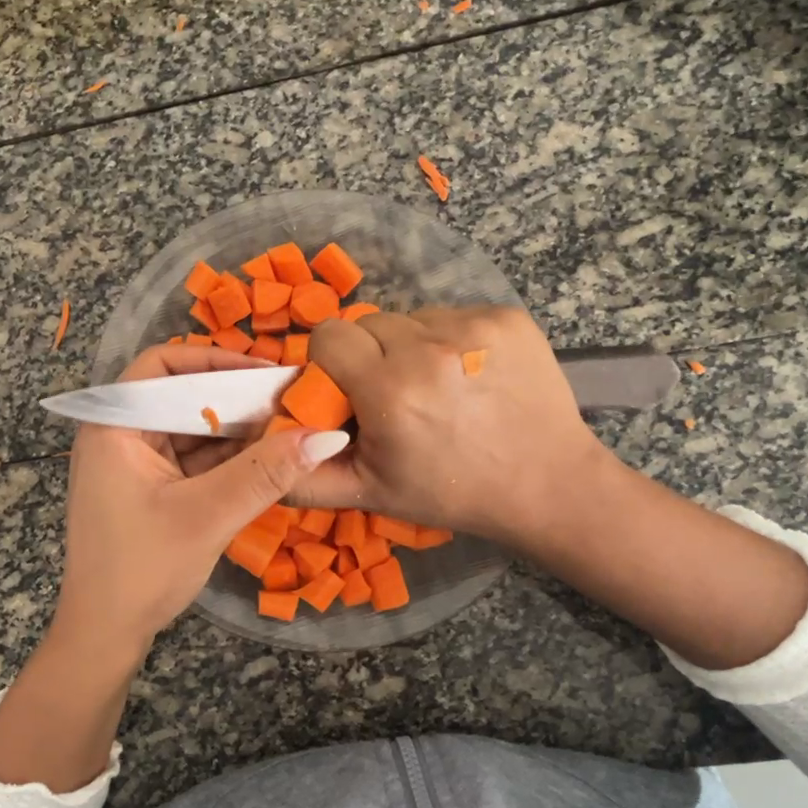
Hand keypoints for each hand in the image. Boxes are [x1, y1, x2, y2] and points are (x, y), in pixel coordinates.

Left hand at [58, 344, 351, 652]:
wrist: (102, 634)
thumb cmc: (142, 568)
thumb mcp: (207, 516)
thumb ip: (265, 473)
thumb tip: (327, 433)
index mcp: (114, 425)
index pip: (163, 365)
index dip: (215, 359)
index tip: (266, 370)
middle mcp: (118, 433)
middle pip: (179, 394)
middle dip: (234, 396)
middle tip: (289, 399)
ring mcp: (132, 462)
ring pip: (189, 426)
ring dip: (234, 428)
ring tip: (289, 426)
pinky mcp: (147, 487)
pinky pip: (190, 456)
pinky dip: (224, 456)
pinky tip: (267, 459)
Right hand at [291, 305, 618, 546]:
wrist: (549, 486)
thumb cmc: (451, 492)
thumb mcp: (367, 493)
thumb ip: (302, 475)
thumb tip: (257, 446)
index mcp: (389, 391)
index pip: (327, 336)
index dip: (330, 363)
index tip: (349, 392)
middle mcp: (429, 349)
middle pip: (366, 323)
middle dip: (369, 354)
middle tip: (393, 395)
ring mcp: (474, 327)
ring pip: (409, 318)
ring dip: (409, 346)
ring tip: (436, 387)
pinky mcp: (507, 316)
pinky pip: (451, 314)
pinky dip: (450, 340)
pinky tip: (468, 376)